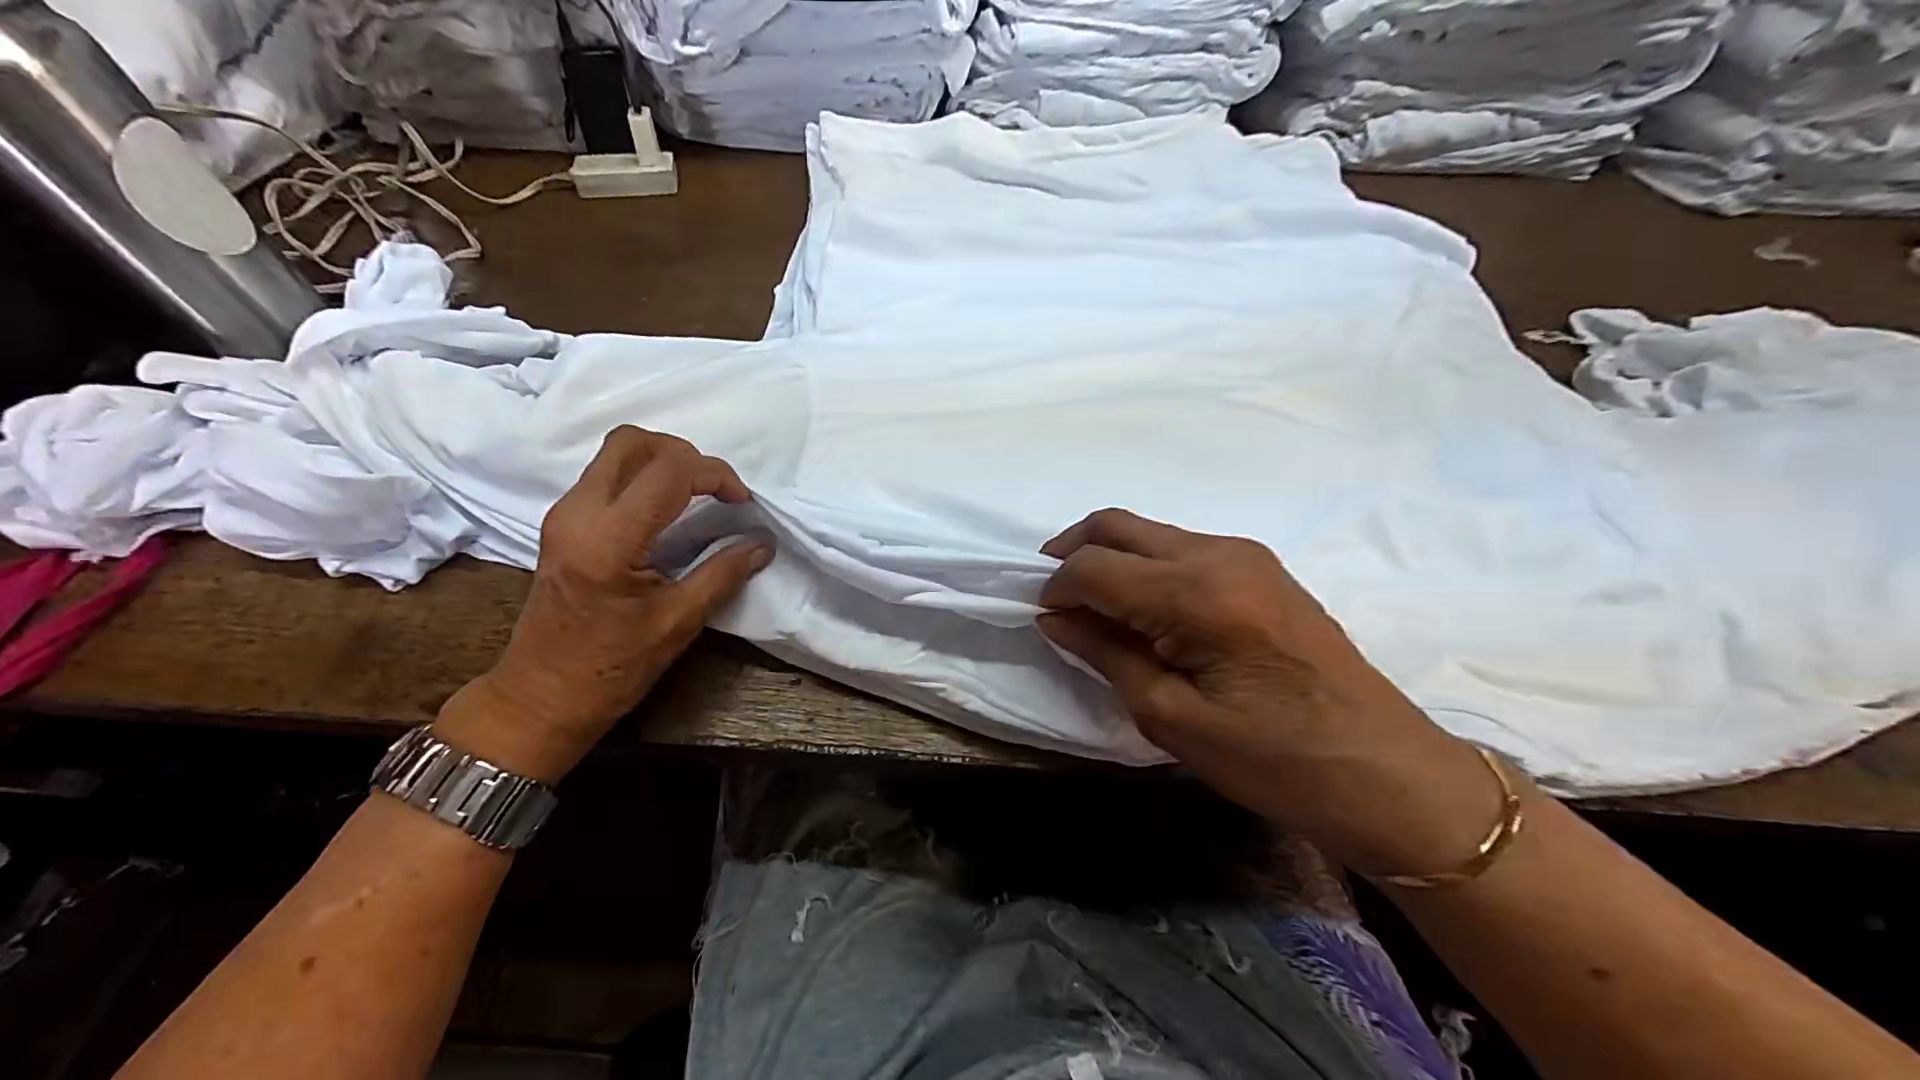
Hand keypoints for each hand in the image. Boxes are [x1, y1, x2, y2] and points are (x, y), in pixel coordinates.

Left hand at [435, 427, 771, 782]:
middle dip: (684, 453)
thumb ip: (723, 574)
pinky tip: (669, 510)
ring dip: (663, 461)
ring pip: (616, 453)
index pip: (669, 472)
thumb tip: (762, 543)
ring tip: (698, 495)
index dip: (716, 474)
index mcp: (608, 540)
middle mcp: (578, 513)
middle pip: (632, 442)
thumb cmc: (612, 668)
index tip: (742, 500)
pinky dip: (644, 476)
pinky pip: (606, 474)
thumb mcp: (678, 623)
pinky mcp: (562, 523)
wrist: (542, 694)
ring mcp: (564, 515)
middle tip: (715, 487)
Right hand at [1036, 508, 1505, 876]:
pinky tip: (1141, 609)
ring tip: (1094, 609)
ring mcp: (1246, 554)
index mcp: (1197, 594)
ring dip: (1109, 558)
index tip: (1043, 621)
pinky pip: (1180, 548)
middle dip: (1072, 553)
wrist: (1386, 772)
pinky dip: (1144, 566)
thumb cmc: (1274, 761)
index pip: (1095, 566)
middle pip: (1117, 525)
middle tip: (1054, 598)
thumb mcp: (1171, 718)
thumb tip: (1055, 618)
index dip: (1056, 589)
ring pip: (1148, 531)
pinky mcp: (1261, 567)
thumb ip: (1106, 654)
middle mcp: (1219, 554)